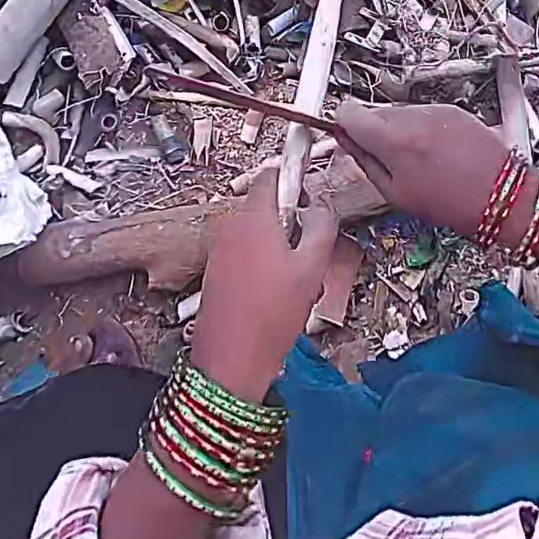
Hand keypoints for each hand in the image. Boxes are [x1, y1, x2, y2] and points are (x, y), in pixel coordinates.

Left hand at [191, 172, 337, 402]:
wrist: (230, 363)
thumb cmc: (273, 314)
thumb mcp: (312, 267)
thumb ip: (322, 226)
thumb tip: (321, 207)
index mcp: (253, 217)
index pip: (271, 175)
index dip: (295, 179)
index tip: (311, 196)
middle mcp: (231, 226)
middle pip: (266, 204)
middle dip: (290, 218)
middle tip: (309, 246)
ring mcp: (220, 248)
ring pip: (257, 229)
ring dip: (277, 241)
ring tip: (293, 275)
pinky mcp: (216, 270)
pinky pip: (245, 249)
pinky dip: (262, 259)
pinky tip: (275, 290)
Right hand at [333, 101, 509, 235]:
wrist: (503, 195)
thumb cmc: (453, 203)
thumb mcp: (396, 193)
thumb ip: (365, 162)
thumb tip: (346, 142)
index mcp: (394, 140)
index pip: (349, 112)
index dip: (344, 126)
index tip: (347, 137)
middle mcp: (413, 117)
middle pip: (373, 110)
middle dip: (372, 130)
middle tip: (384, 158)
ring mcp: (434, 110)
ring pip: (398, 111)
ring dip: (396, 130)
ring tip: (414, 160)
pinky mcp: (451, 109)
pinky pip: (421, 113)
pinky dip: (419, 128)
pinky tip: (432, 152)